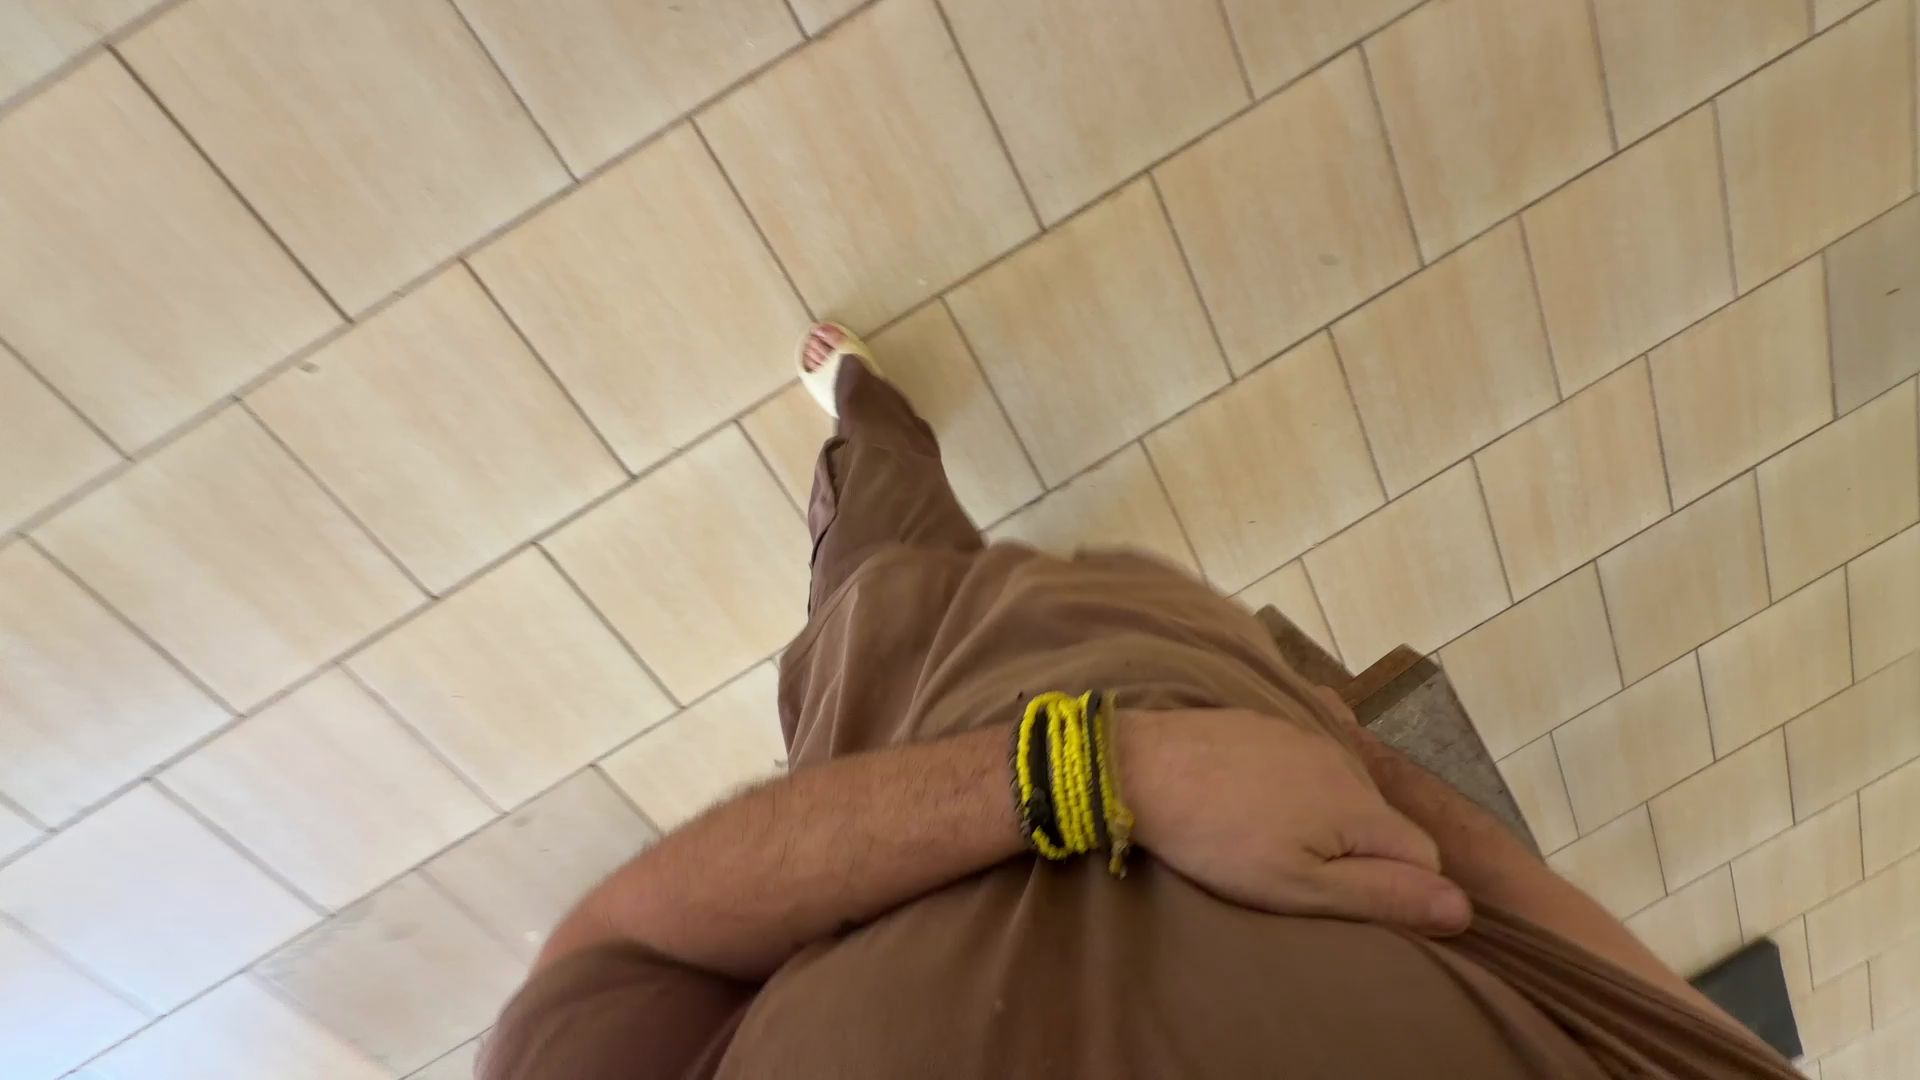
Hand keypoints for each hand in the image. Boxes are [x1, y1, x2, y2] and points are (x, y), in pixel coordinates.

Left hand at [1117, 705, 1471, 935]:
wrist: (1137, 766)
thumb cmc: (1216, 836)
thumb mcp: (1298, 886)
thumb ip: (1382, 894)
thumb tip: (1462, 907)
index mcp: (1357, 801)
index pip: (1422, 855)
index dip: (1394, 888)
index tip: (1338, 897)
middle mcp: (1337, 757)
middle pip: (1378, 819)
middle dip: (1354, 851)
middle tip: (1291, 869)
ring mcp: (1294, 731)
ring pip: (1336, 789)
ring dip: (1318, 817)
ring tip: (1261, 835)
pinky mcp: (1257, 720)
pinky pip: (1295, 761)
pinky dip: (1284, 785)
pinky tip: (1245, 798)